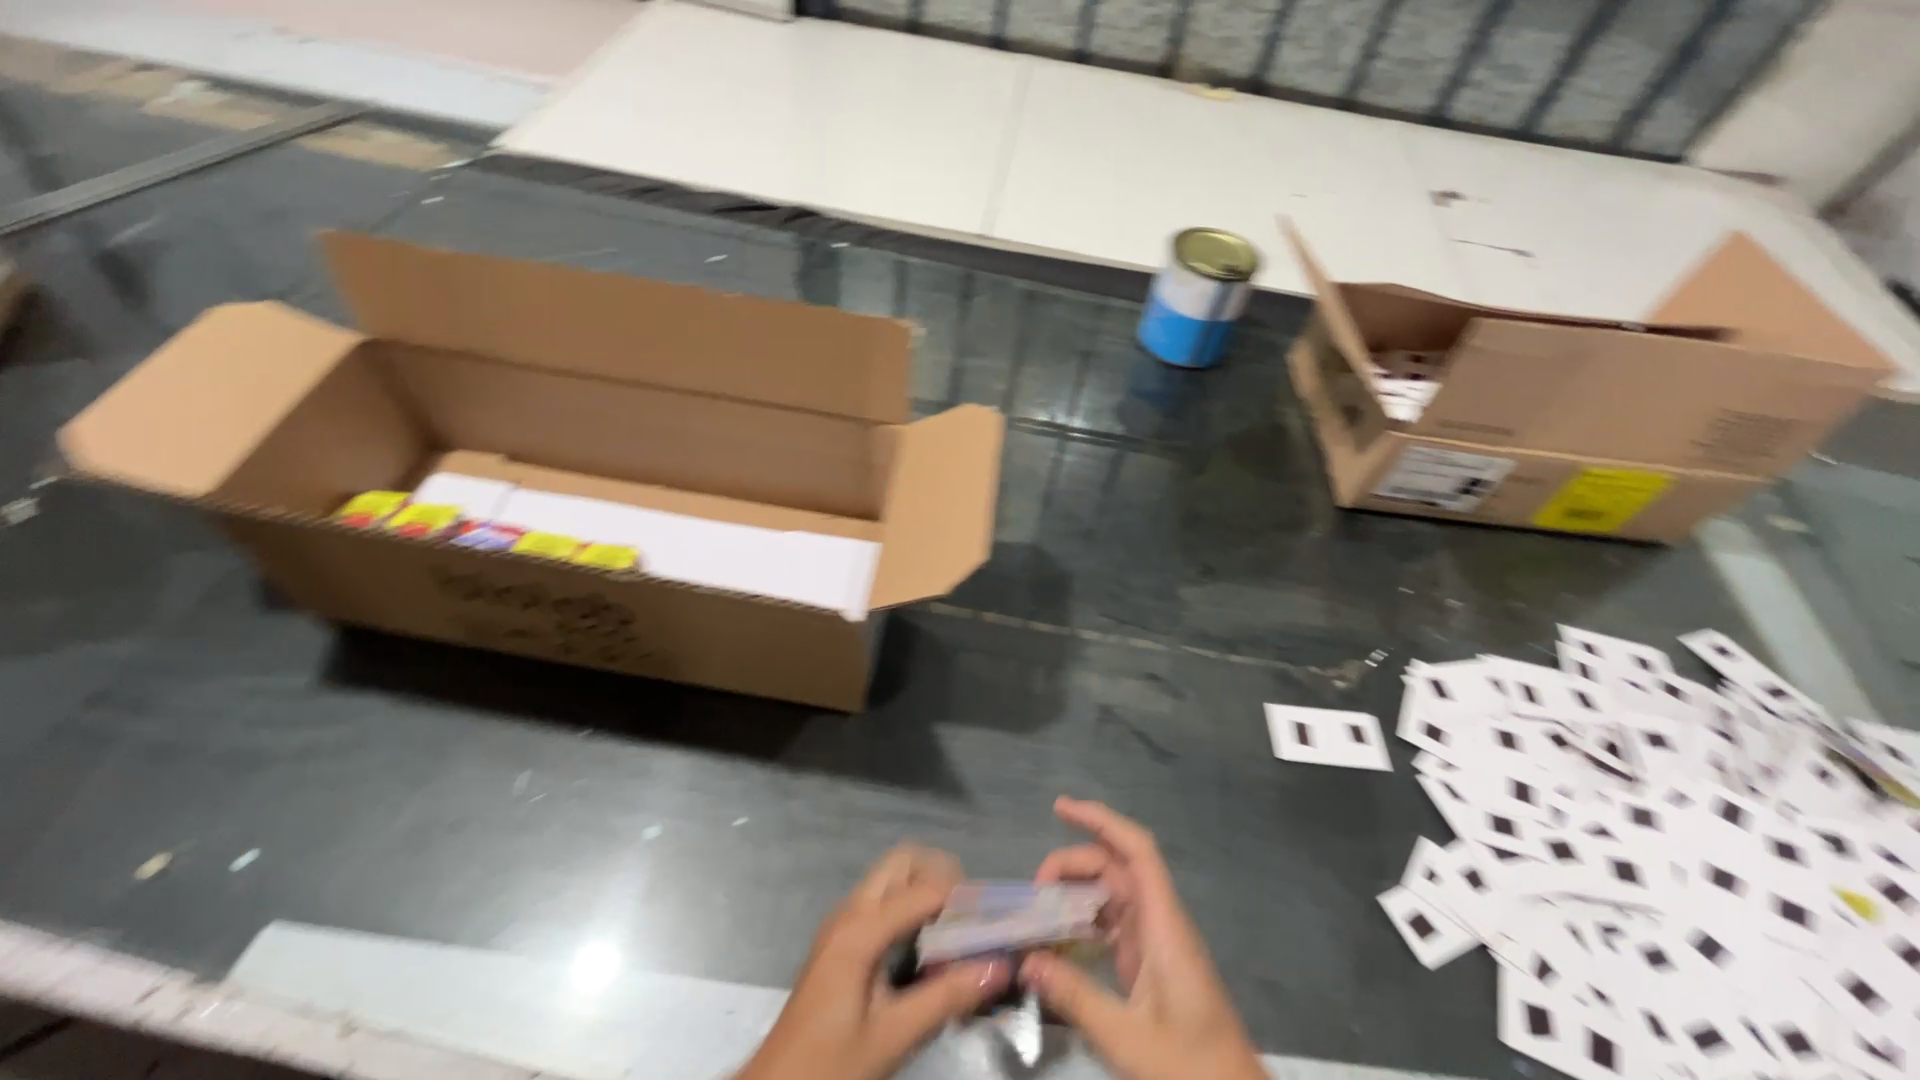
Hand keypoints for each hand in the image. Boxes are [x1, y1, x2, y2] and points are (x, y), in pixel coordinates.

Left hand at [737, 844, 1011, 1079]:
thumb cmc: (830, 1062)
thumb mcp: (892, 1036)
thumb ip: (946, 998)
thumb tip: (1001, 965)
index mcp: (860, 929)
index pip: (926, 888)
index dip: (966, 899)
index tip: (999, 922)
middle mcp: (850, 912)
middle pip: (904, 861)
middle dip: (944, 878)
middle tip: (973, 919)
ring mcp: (843, 923)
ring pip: (893, 878)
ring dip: (929, 890)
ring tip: (959, 933)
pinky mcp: (843, 940)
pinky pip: (884, 901)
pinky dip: (913, 907)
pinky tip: (931, 949)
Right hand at [1023, 797, 1265, 1079]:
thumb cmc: (1190, 1065)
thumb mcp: (1127, 1036)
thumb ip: (1075, 996)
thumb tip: (1025, 959)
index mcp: (1164, 926)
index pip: (1137, 851)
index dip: (1101, 820)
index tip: (1061, 808)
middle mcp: (1161, 923)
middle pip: (1116, 870)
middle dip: (1072, 866)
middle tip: (1033, 893)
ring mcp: (1156, 944)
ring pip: (1112, 897)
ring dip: (1074, 897)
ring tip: (1036, 916)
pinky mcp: (1149, 966)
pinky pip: (1112, 927)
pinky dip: (1082, 926)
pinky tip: (1056, 944)